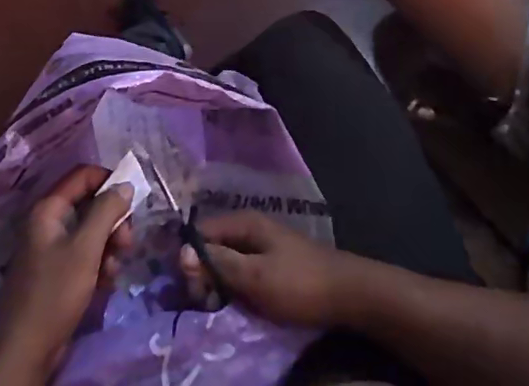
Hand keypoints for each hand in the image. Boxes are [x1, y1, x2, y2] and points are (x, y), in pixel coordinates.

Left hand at [0, 165, 134, 384]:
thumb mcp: (86, 248)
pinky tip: (106, 281)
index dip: (109, 181)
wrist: (24, 353)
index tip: (132, 200)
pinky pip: (84, 254)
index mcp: (48, 209)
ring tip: (114, 268)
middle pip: (90, 204)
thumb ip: (107, 211)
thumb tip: (125, 184)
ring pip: (91, 231)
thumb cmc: (54, 293)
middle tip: (127, 241)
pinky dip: (99, 263)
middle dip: (113, 220)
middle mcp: (47, 223)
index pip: (83, 175)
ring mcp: (50, 249)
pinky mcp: (56, 272)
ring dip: (109, 245)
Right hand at [177, 211, 369, 327]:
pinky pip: (241, 272)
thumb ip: (218, 262)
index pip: (201, 232)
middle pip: (212, 246)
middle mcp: (251, 228)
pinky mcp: (271, 265)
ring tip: (218, 307)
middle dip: (202, 273)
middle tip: (206, 302)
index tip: (189, 288)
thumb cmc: (299, 283)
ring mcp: (262, 246)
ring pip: (226, 262)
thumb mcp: (254, 276)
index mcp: (245, 223)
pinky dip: (234, 287)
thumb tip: (181, 251)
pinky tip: (235, 305)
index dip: (189, 258)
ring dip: (217, 283)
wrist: (347, 294)